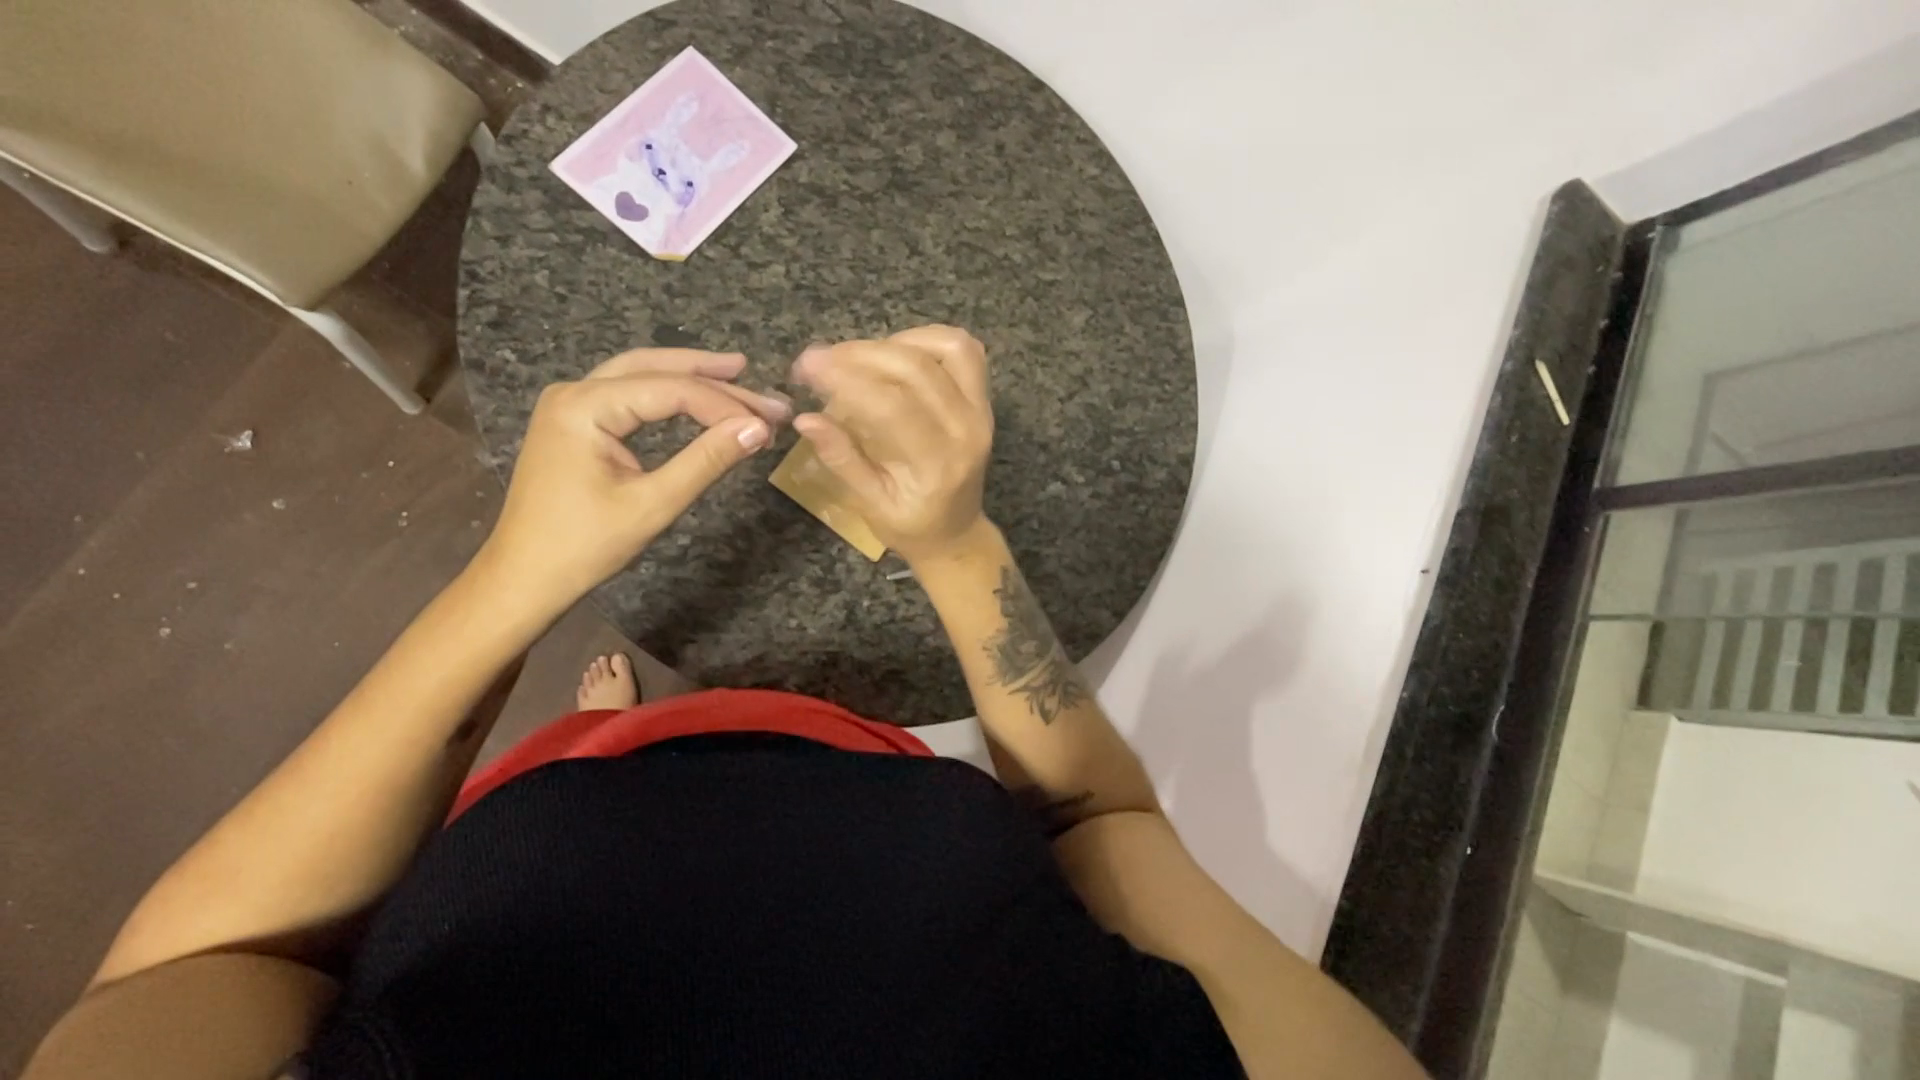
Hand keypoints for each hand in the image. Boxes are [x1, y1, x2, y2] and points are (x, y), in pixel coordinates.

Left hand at [475, 348, 787, 614]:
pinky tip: (693, 396)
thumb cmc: (585, 546)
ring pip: (639, 374)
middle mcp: (573, 392)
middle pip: (654, 368)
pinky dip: (665, 392)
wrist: (523, 577)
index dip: (724, 405)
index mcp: (585, 406)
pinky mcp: (572, 422)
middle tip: (764, 390)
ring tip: (737, 374)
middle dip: (712, 377)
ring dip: (689, 376)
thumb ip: (706, 461)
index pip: (671, 390)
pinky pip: (626, 394)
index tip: (769, 424)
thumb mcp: (653, 504)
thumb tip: (758, 429)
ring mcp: (569, 405)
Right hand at [790, 325, 993, 563]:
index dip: (846, 379)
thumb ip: (842, 459)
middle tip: (818, 359)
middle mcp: (966, 430)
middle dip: (860, 354)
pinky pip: (963, 350)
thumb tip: (805, 419)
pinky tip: (892, 351)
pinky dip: (926, 339)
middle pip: (916, 367)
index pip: (891, 405)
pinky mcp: (983, 398)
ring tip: (856, 358)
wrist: (956, 534)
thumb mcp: (870, 505)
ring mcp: (981, 410)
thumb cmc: (910, 525)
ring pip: (945, 348)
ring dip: (894, 341)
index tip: (806, 367)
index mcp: (937, 464)